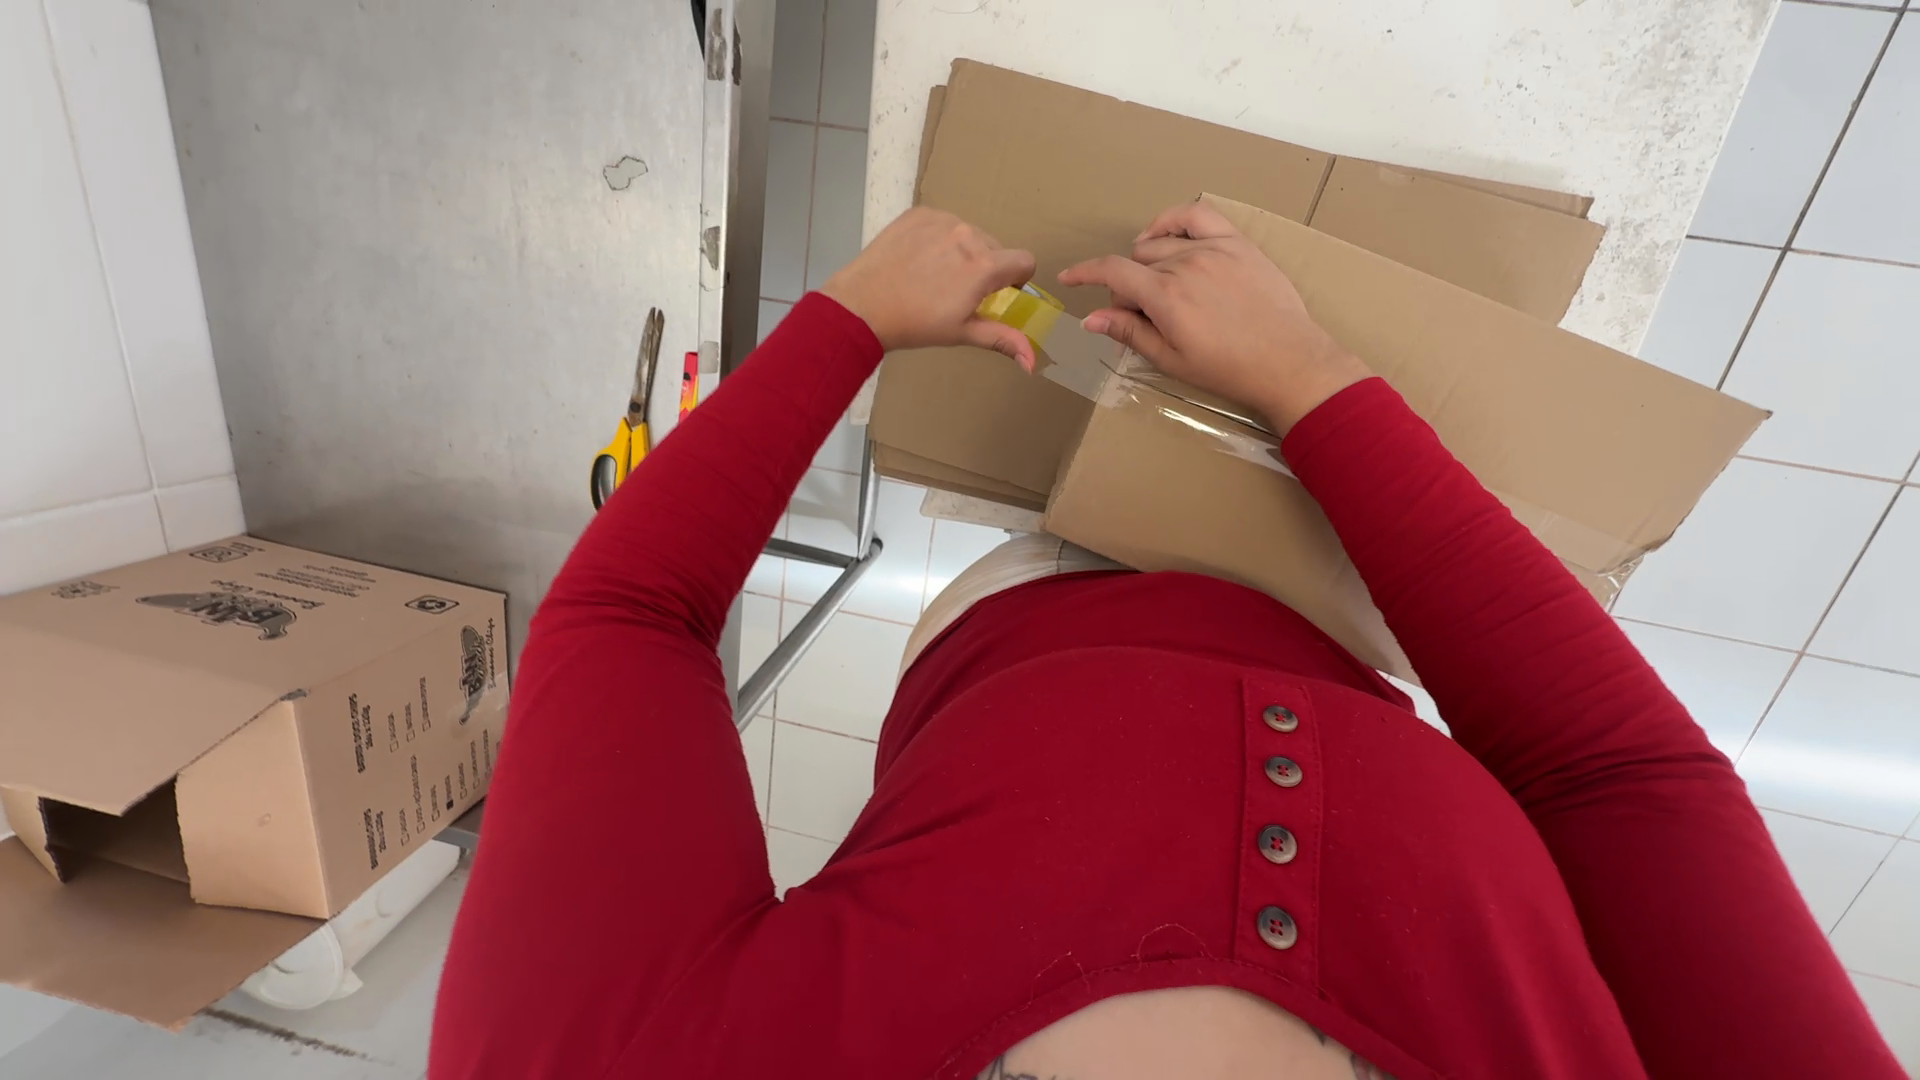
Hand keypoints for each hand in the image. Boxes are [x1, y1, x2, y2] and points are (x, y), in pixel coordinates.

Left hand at [822, 208, 1039, 370]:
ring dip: (962, 252)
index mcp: (984, 266)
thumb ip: (1002, 339)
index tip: (999, 293)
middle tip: (958, 292)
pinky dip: (938, 240)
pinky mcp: (919, 214)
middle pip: (996, 248)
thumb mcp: (962, 333)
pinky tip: (919, 261)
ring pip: (969, 234)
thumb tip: (1032, 361)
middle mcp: (967, 235)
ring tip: (935, 277)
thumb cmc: (915, 324)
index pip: (1025, 261)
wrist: (863, 305)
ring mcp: (942, 221)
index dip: (1016, 279)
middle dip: (986, 268)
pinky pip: (943, 223)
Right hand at [1057, 200, 1370, 432]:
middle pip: (1135, 261)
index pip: (1112, 271)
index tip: (1069, 278)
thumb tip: (1090, 319)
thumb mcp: (1170, 358)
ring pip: (1160, 242)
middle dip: (1126, 288)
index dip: (1084, 273)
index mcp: (1166, 296)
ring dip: (1148, 262)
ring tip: (1159, 288)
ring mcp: (1213, 249)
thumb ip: (1130, 332)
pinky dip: (1173, 219)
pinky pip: (1197, 215)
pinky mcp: (1237, 243)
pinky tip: (1165, 233)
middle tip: (1140, 316)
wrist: (1287, 360)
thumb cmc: (1226, 368)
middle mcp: (1186, 264)